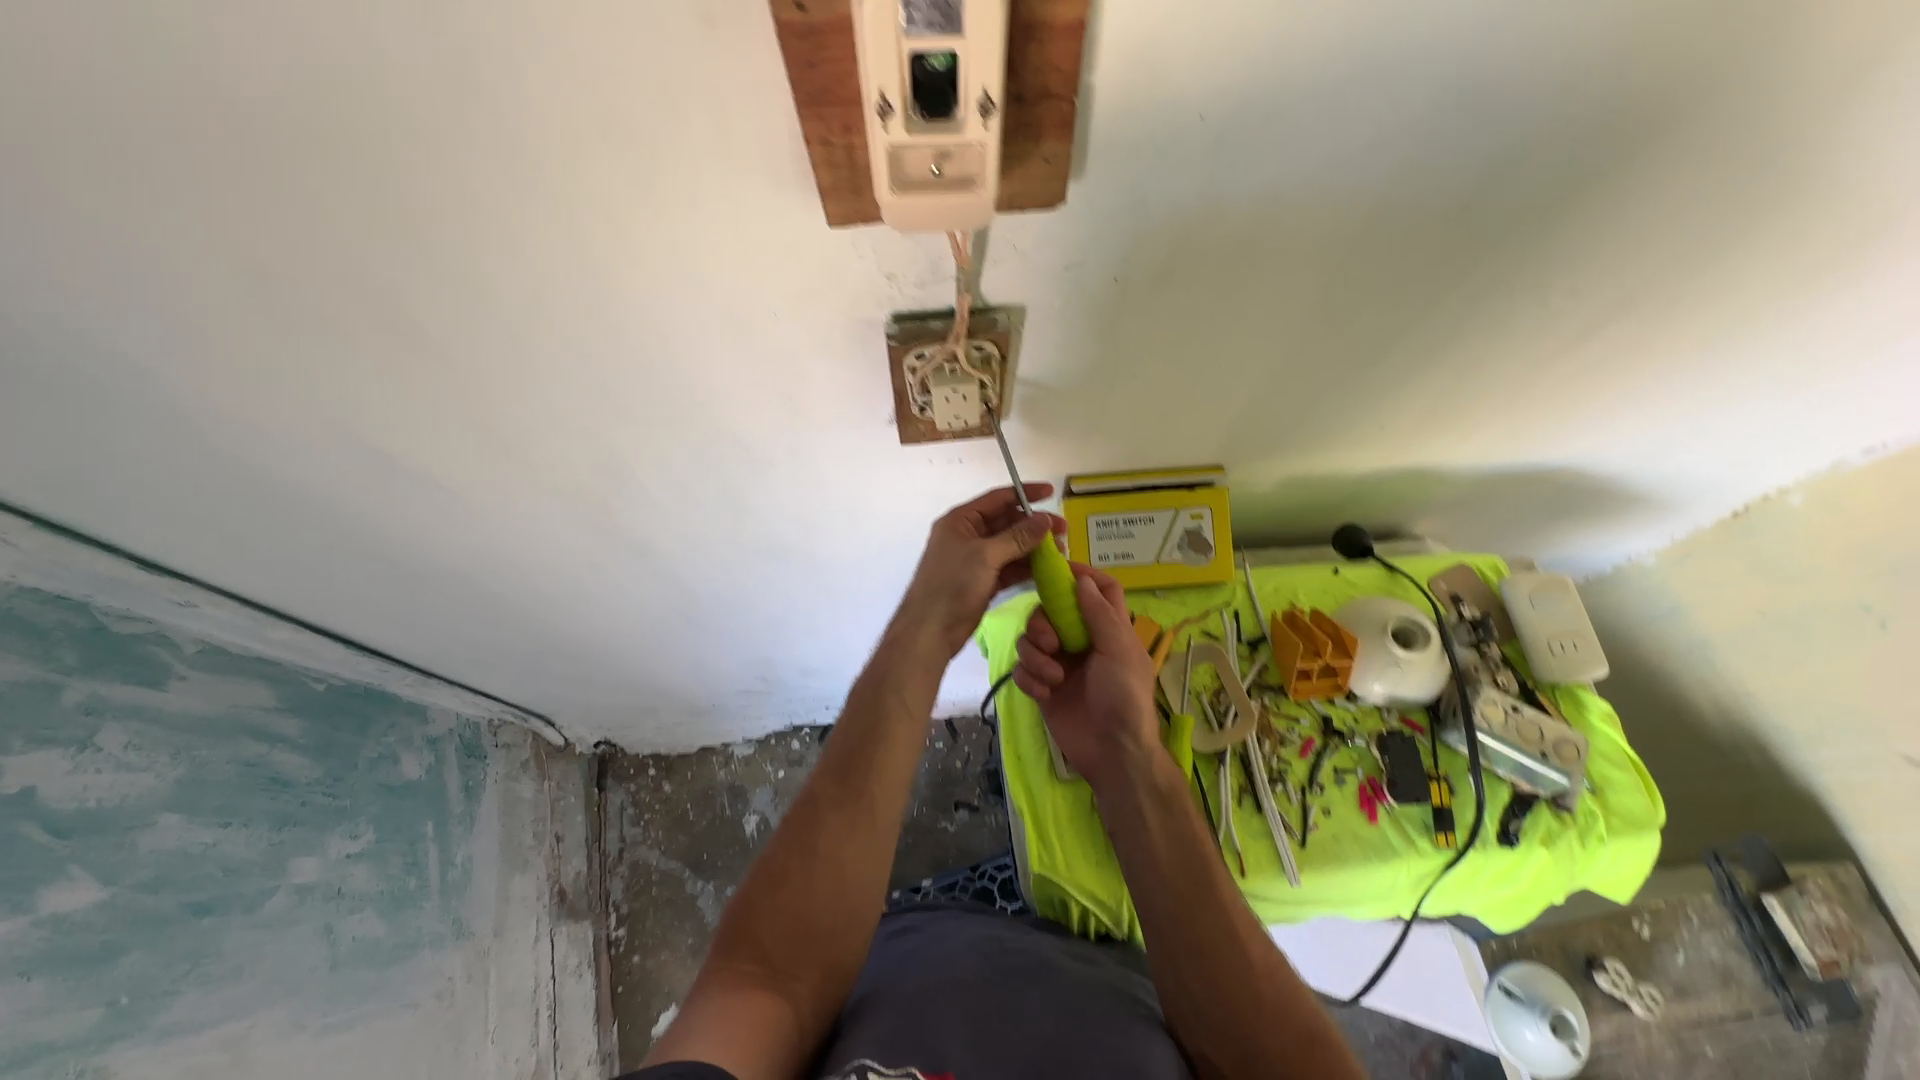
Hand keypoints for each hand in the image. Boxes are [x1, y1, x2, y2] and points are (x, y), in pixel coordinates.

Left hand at [894, 485, 1066, 658]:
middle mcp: (967, 536)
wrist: (930, 631)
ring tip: (1060, 552)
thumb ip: (1017, 537)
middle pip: (1006, 522)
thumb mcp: (985, 556)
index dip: (1025, 494)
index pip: (997, 499)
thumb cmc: (952, 585)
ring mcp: (974, 560)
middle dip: (1034, 526)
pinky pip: (1008, 568)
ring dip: (1033, 548)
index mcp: (960, 521)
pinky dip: (1026, 568)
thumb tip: (1044, 520)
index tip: (1051, 492)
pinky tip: (1046, 569)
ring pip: (1010, 547)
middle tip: (1063, 531)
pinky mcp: (982, 581)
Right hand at [1012, 565, 1161, 792]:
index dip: (1081, 575)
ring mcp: (1060, 665)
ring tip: (1052, 677)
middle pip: (1051, 612)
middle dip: (1043, 623)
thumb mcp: (1119, 650)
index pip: (1098, 589)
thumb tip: (1082, 578)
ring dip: (1035, 655)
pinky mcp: (1043, 688)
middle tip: (1051, 643)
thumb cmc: (1124, 697)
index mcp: (1107, 629)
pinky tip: (1043, 693)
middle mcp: (1082, 642)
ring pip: (1031, 640)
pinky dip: (1029, 678)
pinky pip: (1022, 669)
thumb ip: (1099, 613)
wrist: (1113, 752)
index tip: (1057, 571)